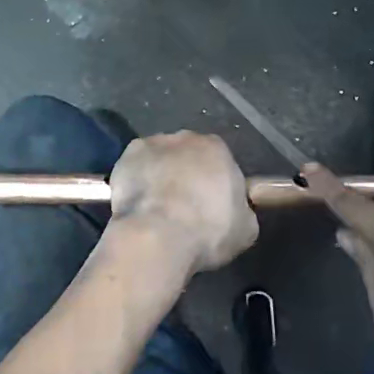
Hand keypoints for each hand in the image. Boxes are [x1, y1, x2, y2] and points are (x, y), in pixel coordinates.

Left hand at [108, 132, 257, 274]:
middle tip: (182, 208)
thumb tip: (237, 211)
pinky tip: (136, 204)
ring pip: (159, 158)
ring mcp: (155, 143)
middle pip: (187, 155)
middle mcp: (187, 137)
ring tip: (155, 209)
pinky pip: (135, 166)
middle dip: (185, 176)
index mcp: (218, 148)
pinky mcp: (128, 155)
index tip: (208, 206)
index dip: (213, 184)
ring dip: (159, 176)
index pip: (218, 161)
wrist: (159, 235)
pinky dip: (135, 180)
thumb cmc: (207, 231)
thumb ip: (242, 211)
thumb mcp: (245, 229)